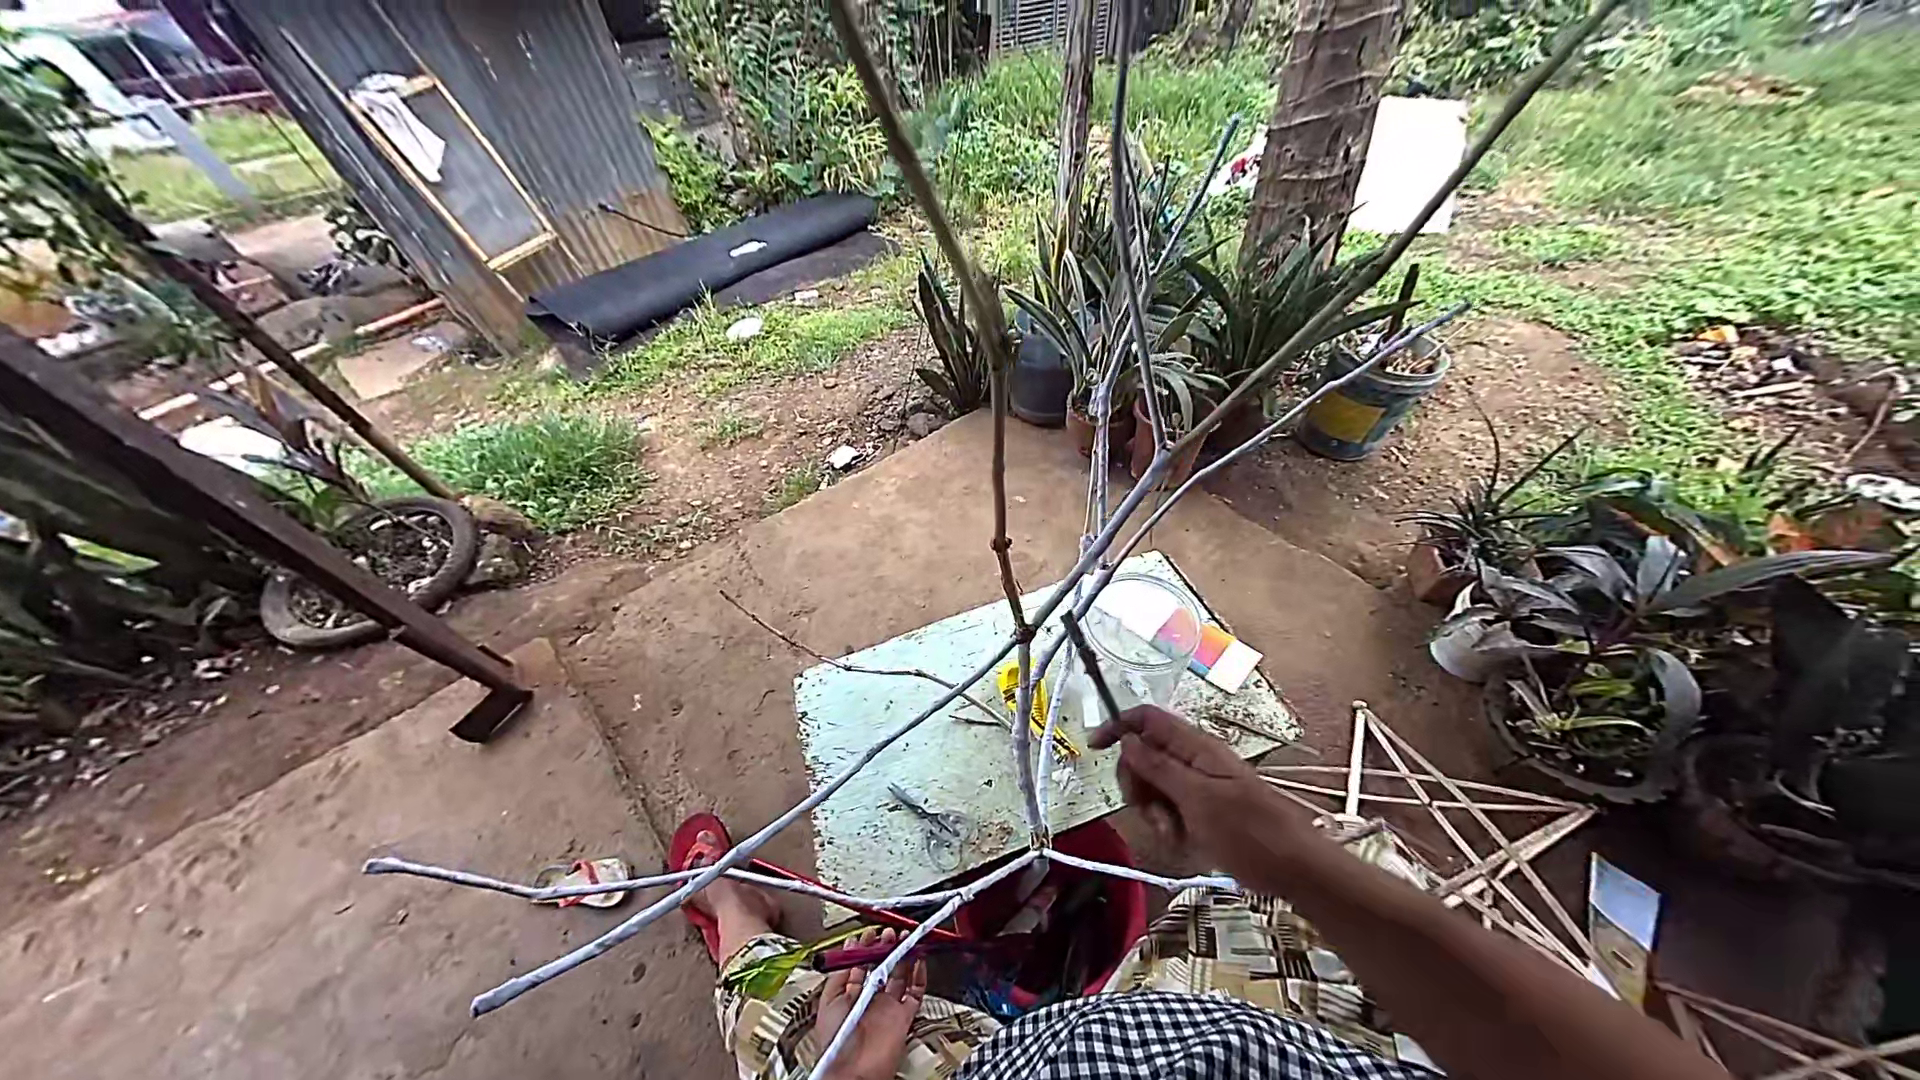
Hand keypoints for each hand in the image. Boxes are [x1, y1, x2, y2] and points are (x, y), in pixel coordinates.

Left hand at [812, 927, 925, 1079]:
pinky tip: (918, 958)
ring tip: (905, 938)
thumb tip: (849, 948)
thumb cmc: (835, 1043)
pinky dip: (920, 975)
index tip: (871, 933)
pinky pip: (916, 992)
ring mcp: (888, 1008)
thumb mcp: (829, 1001)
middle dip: (886, 947)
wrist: (852, 1073)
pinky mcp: (903, 1017)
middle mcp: (871, 1000)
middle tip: (890, 933)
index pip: (861, 965)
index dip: (867, 947)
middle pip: (883, 966)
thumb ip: (840, 972)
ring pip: (900, 974)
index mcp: (851, 996)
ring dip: (904, 955)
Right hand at [1090, 704, 1313, 878]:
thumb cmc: (1251, 832)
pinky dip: (1168, 824)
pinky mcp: (1201, 809)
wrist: (1297, 871)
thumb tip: (1127, 738)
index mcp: (1194, 747)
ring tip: (1173, 834)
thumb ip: (1159, 767)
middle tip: (1150, 812)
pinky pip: (1168, 808)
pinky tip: (1183, 841)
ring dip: (1152, 810)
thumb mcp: (1199, 799)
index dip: (1118, 726)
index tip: (1095, 747)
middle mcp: (1192, 760)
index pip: (1146, 719)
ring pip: (1152, 785)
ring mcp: (1197, 785)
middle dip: (1137, 784)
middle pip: (1142, 755)